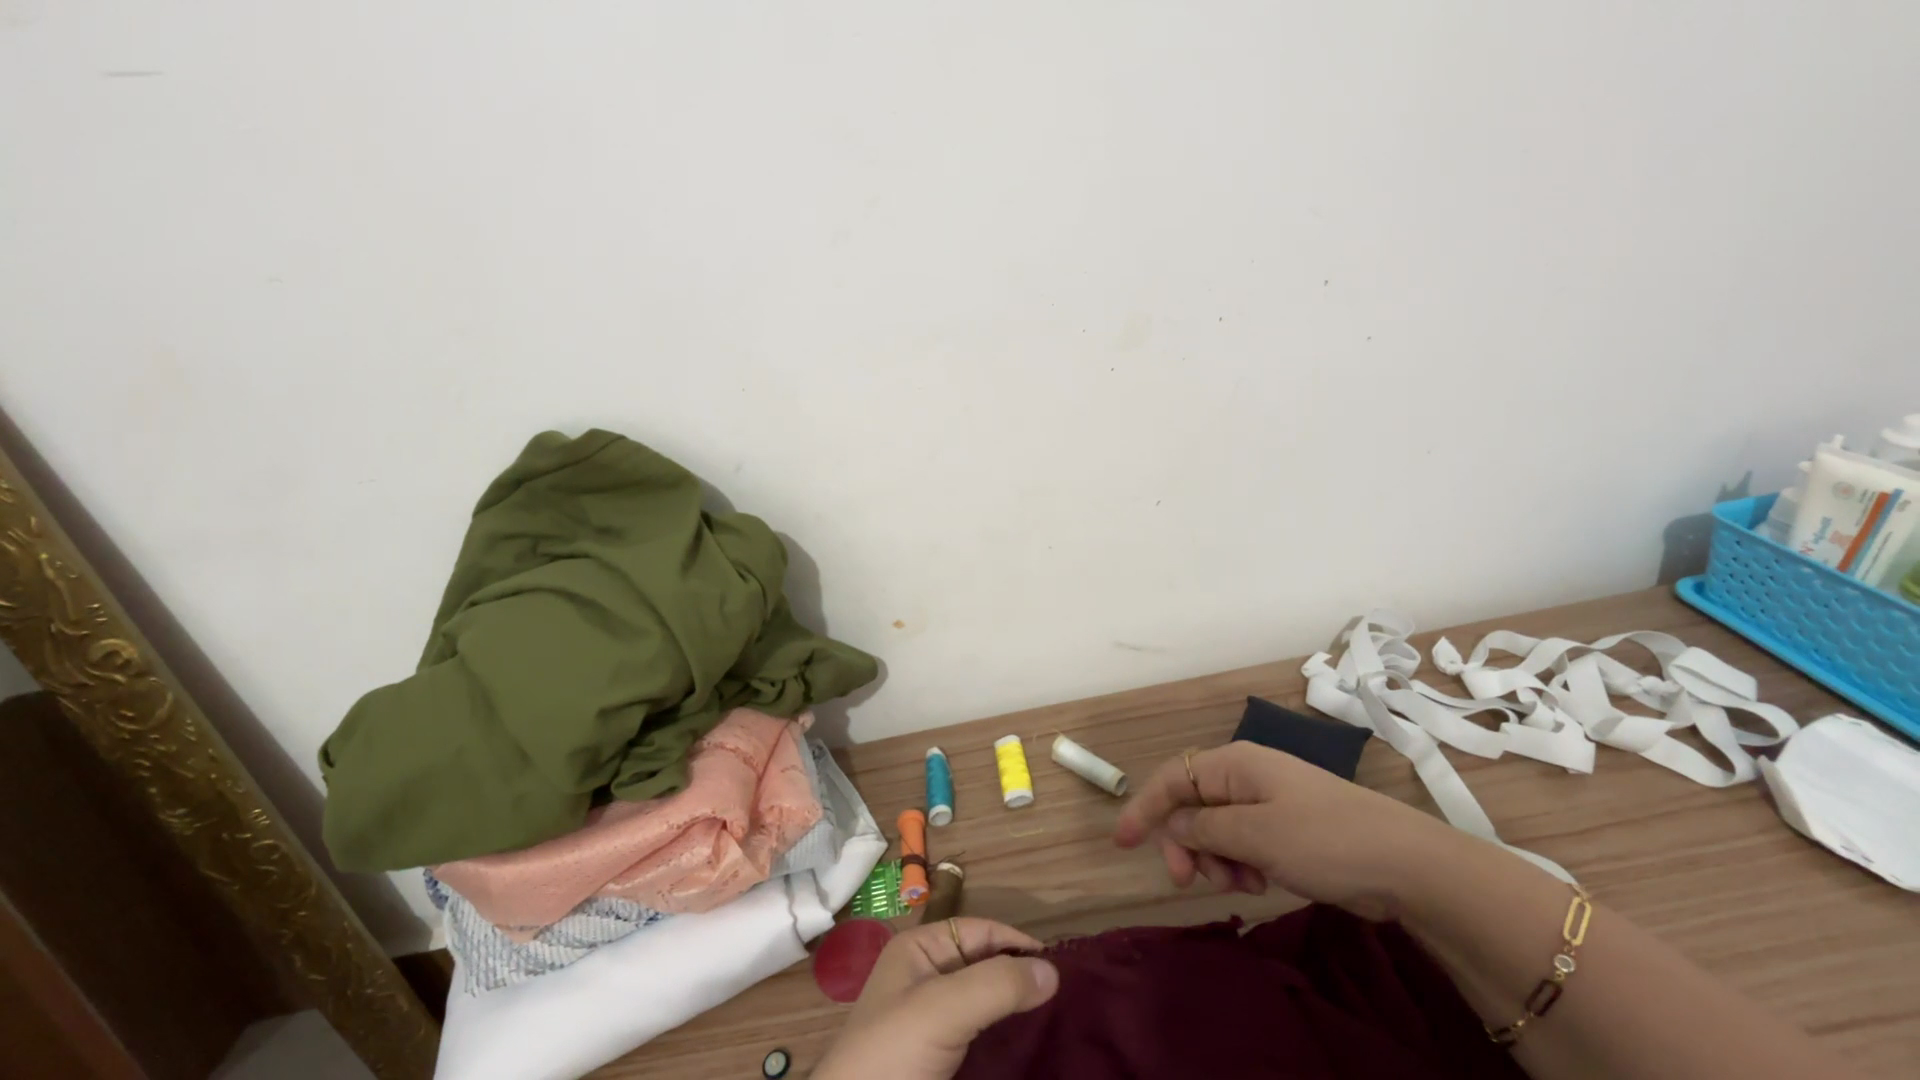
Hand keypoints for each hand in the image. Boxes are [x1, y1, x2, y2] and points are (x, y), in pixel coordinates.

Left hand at [813, 917, 1058, 1079]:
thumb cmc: (892, 1055)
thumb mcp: (941, 1009)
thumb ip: (996, 984)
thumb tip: (1054, 970)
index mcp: (920, 950)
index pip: (981, 931)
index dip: (1019, 944)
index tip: (1065, 968)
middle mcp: (928, 976)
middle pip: (987, 965)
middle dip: (1023, 978)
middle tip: (1068, 998)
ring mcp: (935, 1019)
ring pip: (989, 1003)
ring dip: (1020, 1012)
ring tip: (1061, 1022)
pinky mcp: (943, 1056)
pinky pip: (985, 1037)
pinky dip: (1009, 1039)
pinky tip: (1035, 1047)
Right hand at [1113, 741, 1467, 920]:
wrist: (1407, 864)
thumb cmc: (1325, 840)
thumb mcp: (1255, 836)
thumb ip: (1203, 830)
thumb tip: (1173, 826)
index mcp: (1236, 765)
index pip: (1172, 778)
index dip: (1143, 808)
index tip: (1122, 844)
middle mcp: (1248, 778)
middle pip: (1192, 808)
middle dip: (1185, 845)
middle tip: (1189, 881)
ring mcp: (1270, 804)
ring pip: (1216, 831)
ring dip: (1215, 861)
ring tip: (1240, 885)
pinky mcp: (1288, 830)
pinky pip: (1244, 845)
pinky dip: (1241, 865)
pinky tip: (1260, 884)